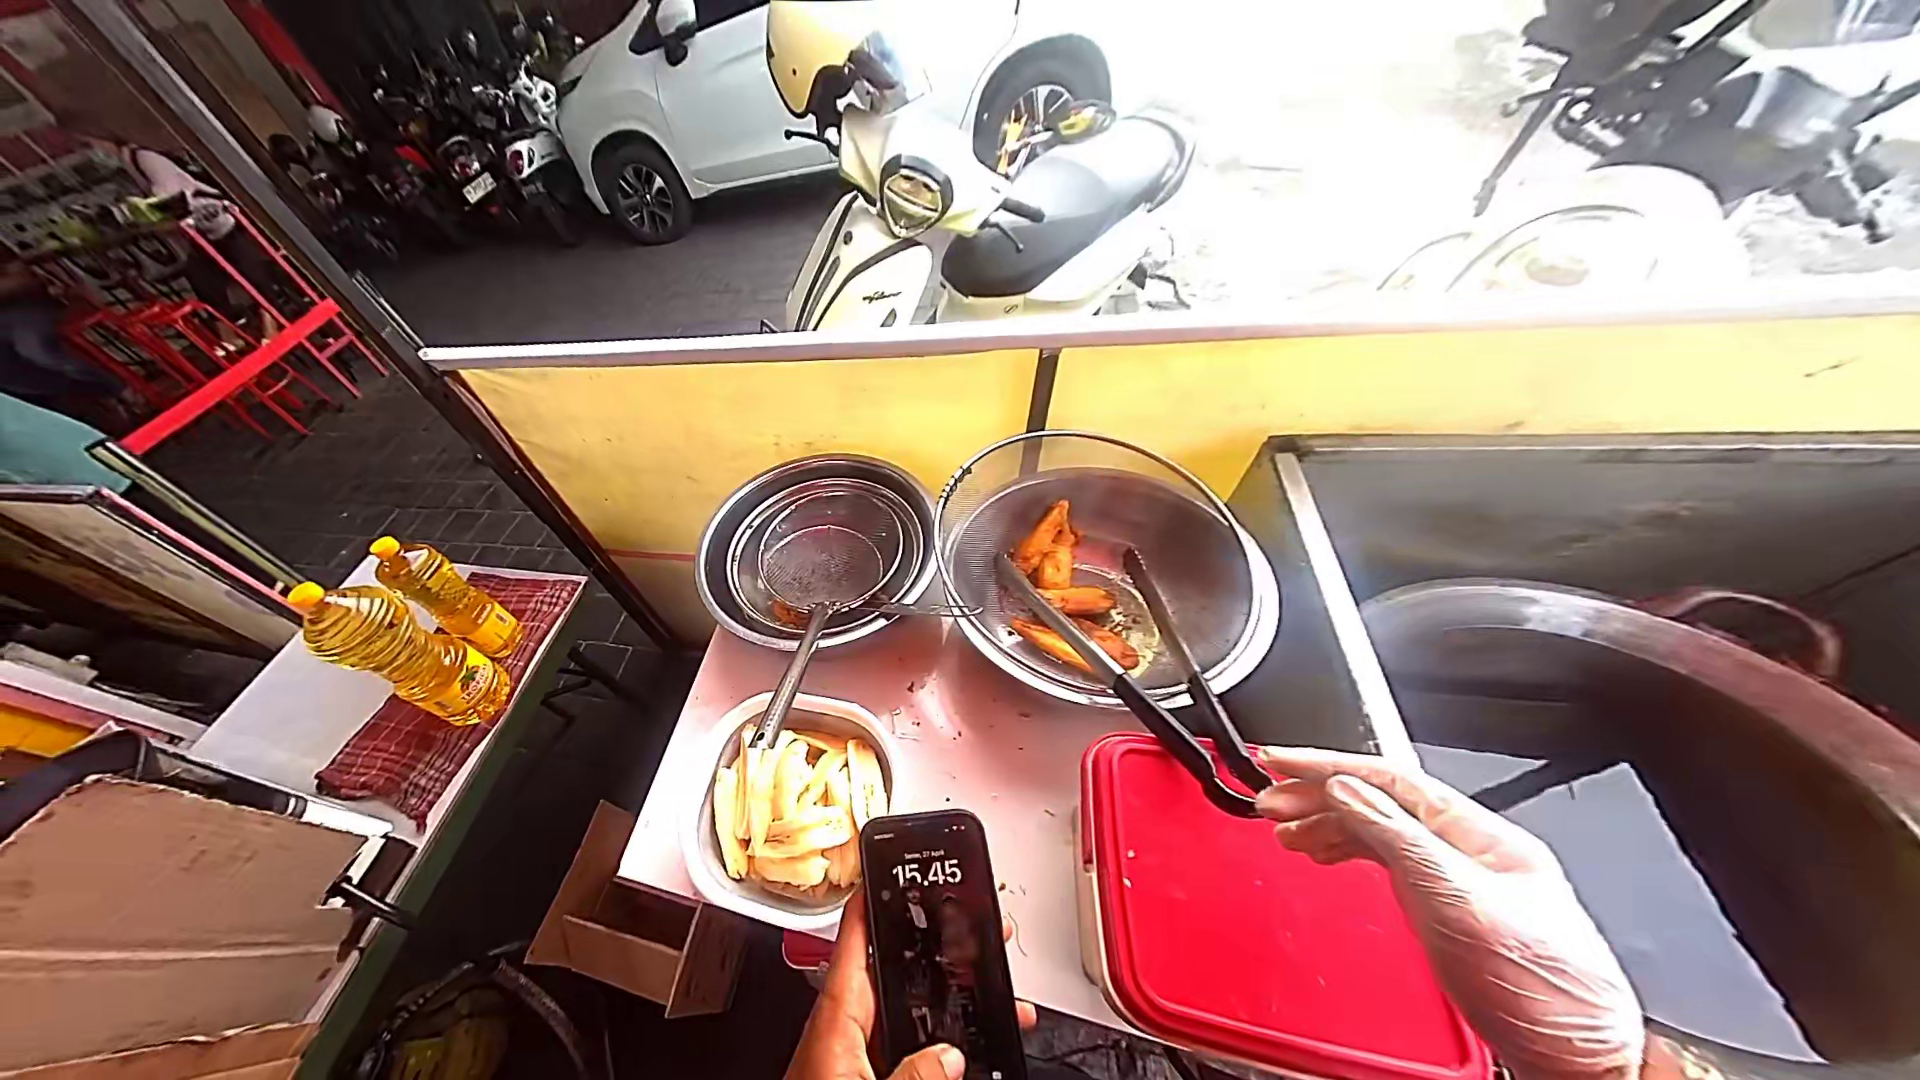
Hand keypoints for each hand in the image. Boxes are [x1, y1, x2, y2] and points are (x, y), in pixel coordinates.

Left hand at [786, 892, 1036, 1079]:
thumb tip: (949, 1055)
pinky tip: (966, 1042)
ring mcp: (858, 1048)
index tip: (893, 863)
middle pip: (893, 966)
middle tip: (972, 924)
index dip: (873, 893)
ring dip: (945, 995)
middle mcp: (846, 1023)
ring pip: (908, 1007)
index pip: (854, 934)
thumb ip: (909, 1077)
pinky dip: (937, 1034)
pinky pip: (907, 1040)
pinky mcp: (868, 1070)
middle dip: (934, 946)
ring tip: (987, 985)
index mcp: (836, 1014)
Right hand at [1256, 747, 1643, 1079]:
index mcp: (1474, 831)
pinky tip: (1316, 848)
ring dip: (1317, 819)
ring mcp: (1443, 867)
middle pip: (1370, 798)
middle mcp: (1456, 841)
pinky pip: (1371, 851)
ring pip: (1366, 823)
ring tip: (1280, 825)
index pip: (1385, 778)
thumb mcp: (1462, 903)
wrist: (1578, 1058)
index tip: (1280, 760)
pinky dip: (1335, 844)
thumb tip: (1345, 789)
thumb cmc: (1543, 990)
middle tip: (1266, 798)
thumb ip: (1400, 839)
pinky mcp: (1432, 894)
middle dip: (1312, 793)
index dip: (1326, 764)